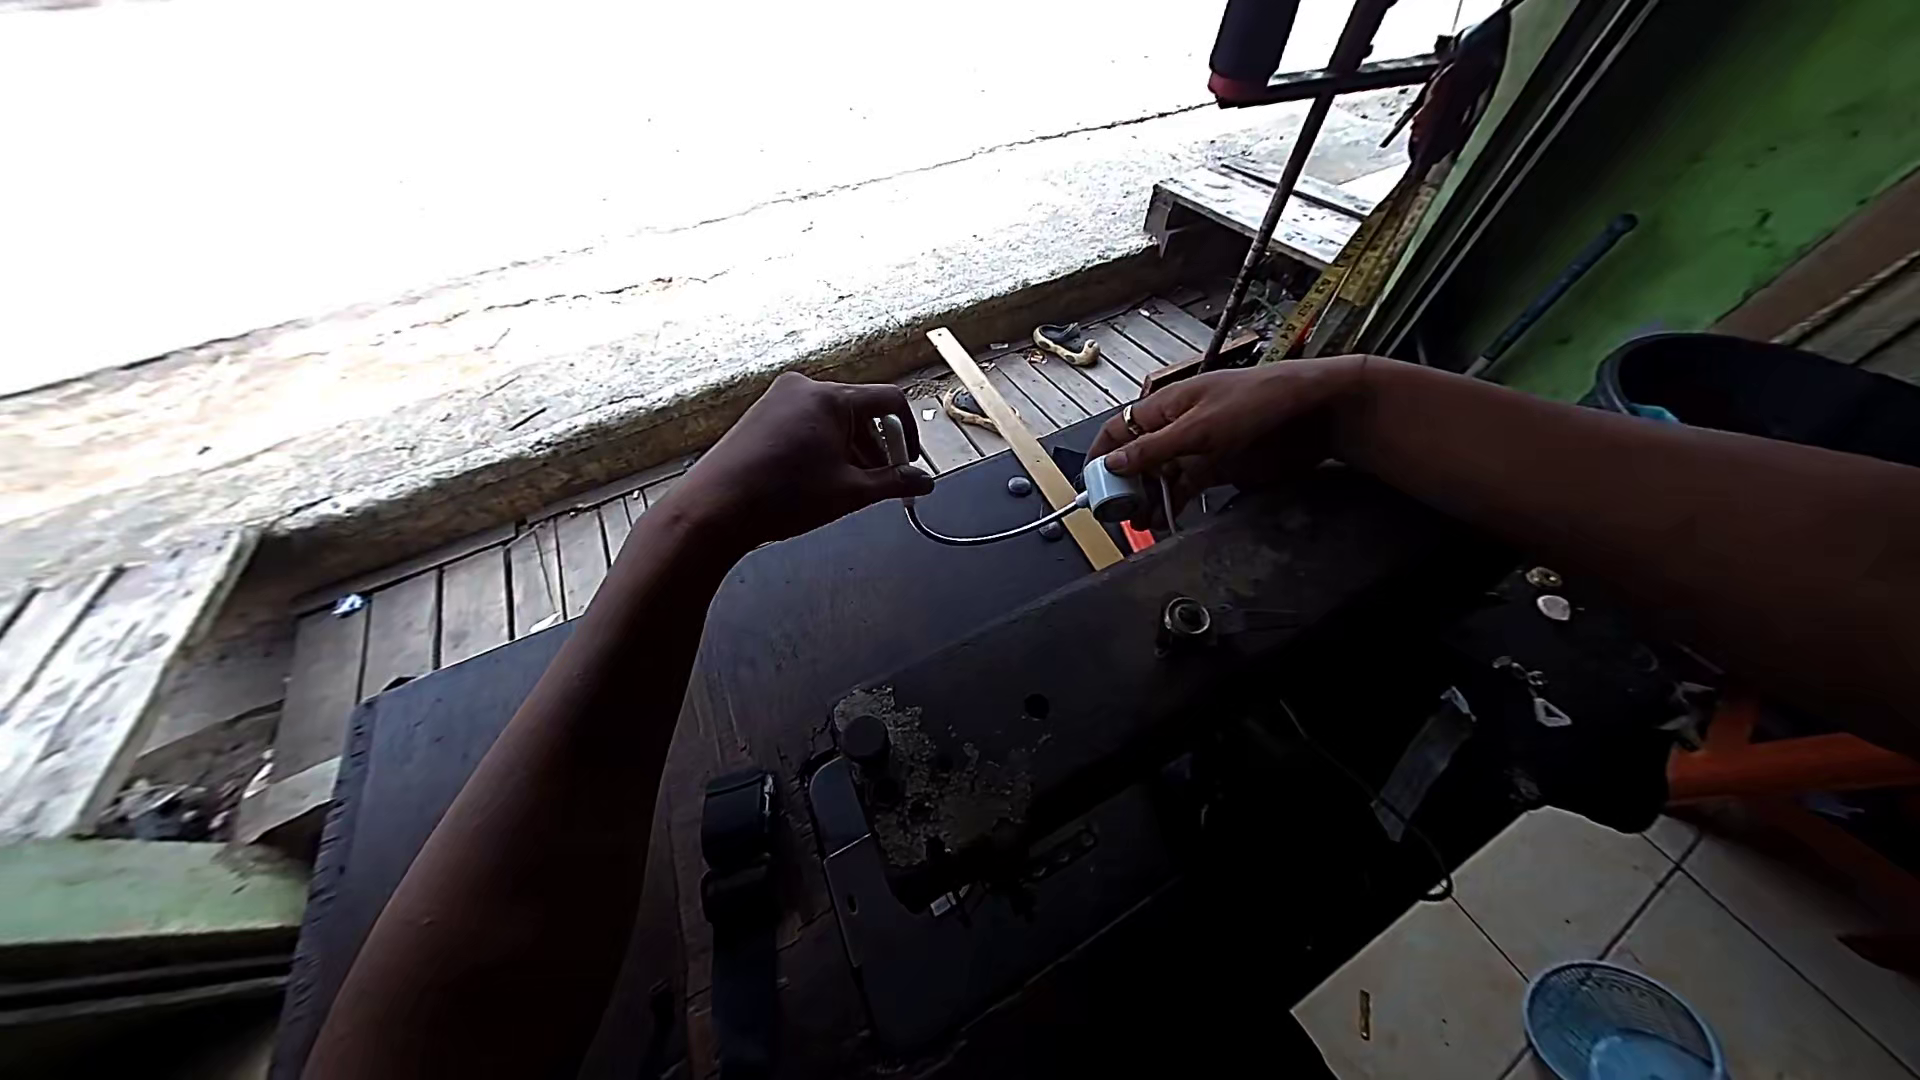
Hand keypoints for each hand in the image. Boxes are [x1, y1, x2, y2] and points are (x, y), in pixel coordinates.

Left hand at [665, 373, 934, 553]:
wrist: (714, 510)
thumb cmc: (781, 497)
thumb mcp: (851, 492)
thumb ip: (895, 483)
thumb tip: (924, 482)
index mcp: (829, 397)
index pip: (889, 401)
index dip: (908, 434)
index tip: (908, 463)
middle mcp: (803, 388)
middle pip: (861, 411)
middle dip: (877, 448)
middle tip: (882, 483)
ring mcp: (779, 399)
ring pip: (834, 419)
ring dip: (852, 450)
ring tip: (850, 487)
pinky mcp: (763, 415)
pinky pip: (809, 423)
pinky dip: (825, 447)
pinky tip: (822, 478)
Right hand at [1086, 356, 1370, 521]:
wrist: (1317, 412)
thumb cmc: (1258, 402)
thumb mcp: (1200, 428)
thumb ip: (1155, 449)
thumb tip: (1114, 464)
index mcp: (1165, 407)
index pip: (1119, 430)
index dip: (1100, 454)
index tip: (1089, 483)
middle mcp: (1176, 427)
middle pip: (1136, 458)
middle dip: (1123, 485)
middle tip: (1116, 513)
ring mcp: (1196, 448)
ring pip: (1159, 477)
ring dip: (1147, 499)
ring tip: (1140, 524)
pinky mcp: (1217, 467)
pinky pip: (1185, 488)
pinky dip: (1173, 504)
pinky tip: (1166, 520)